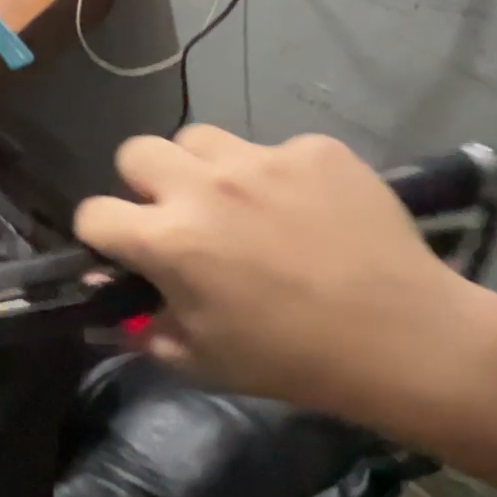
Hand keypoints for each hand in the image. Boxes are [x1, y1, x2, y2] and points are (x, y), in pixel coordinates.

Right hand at [74, 126, 485, 418]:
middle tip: (173, 216)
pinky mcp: (317, 150)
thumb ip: (140, 326)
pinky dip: (273, 176)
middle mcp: (205, 188)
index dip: (99, 236)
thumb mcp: (195, 358)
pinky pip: (272, 149)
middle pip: (135, 151)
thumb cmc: (287, 359)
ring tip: (232, 201)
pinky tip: (302, 210)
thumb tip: (110, 302)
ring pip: (198, 137)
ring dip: (199, 168)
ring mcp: (265, 161)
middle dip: (141, 184)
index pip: (92, 214)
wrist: (404, 339)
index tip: (121, 252)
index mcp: (168, 240)